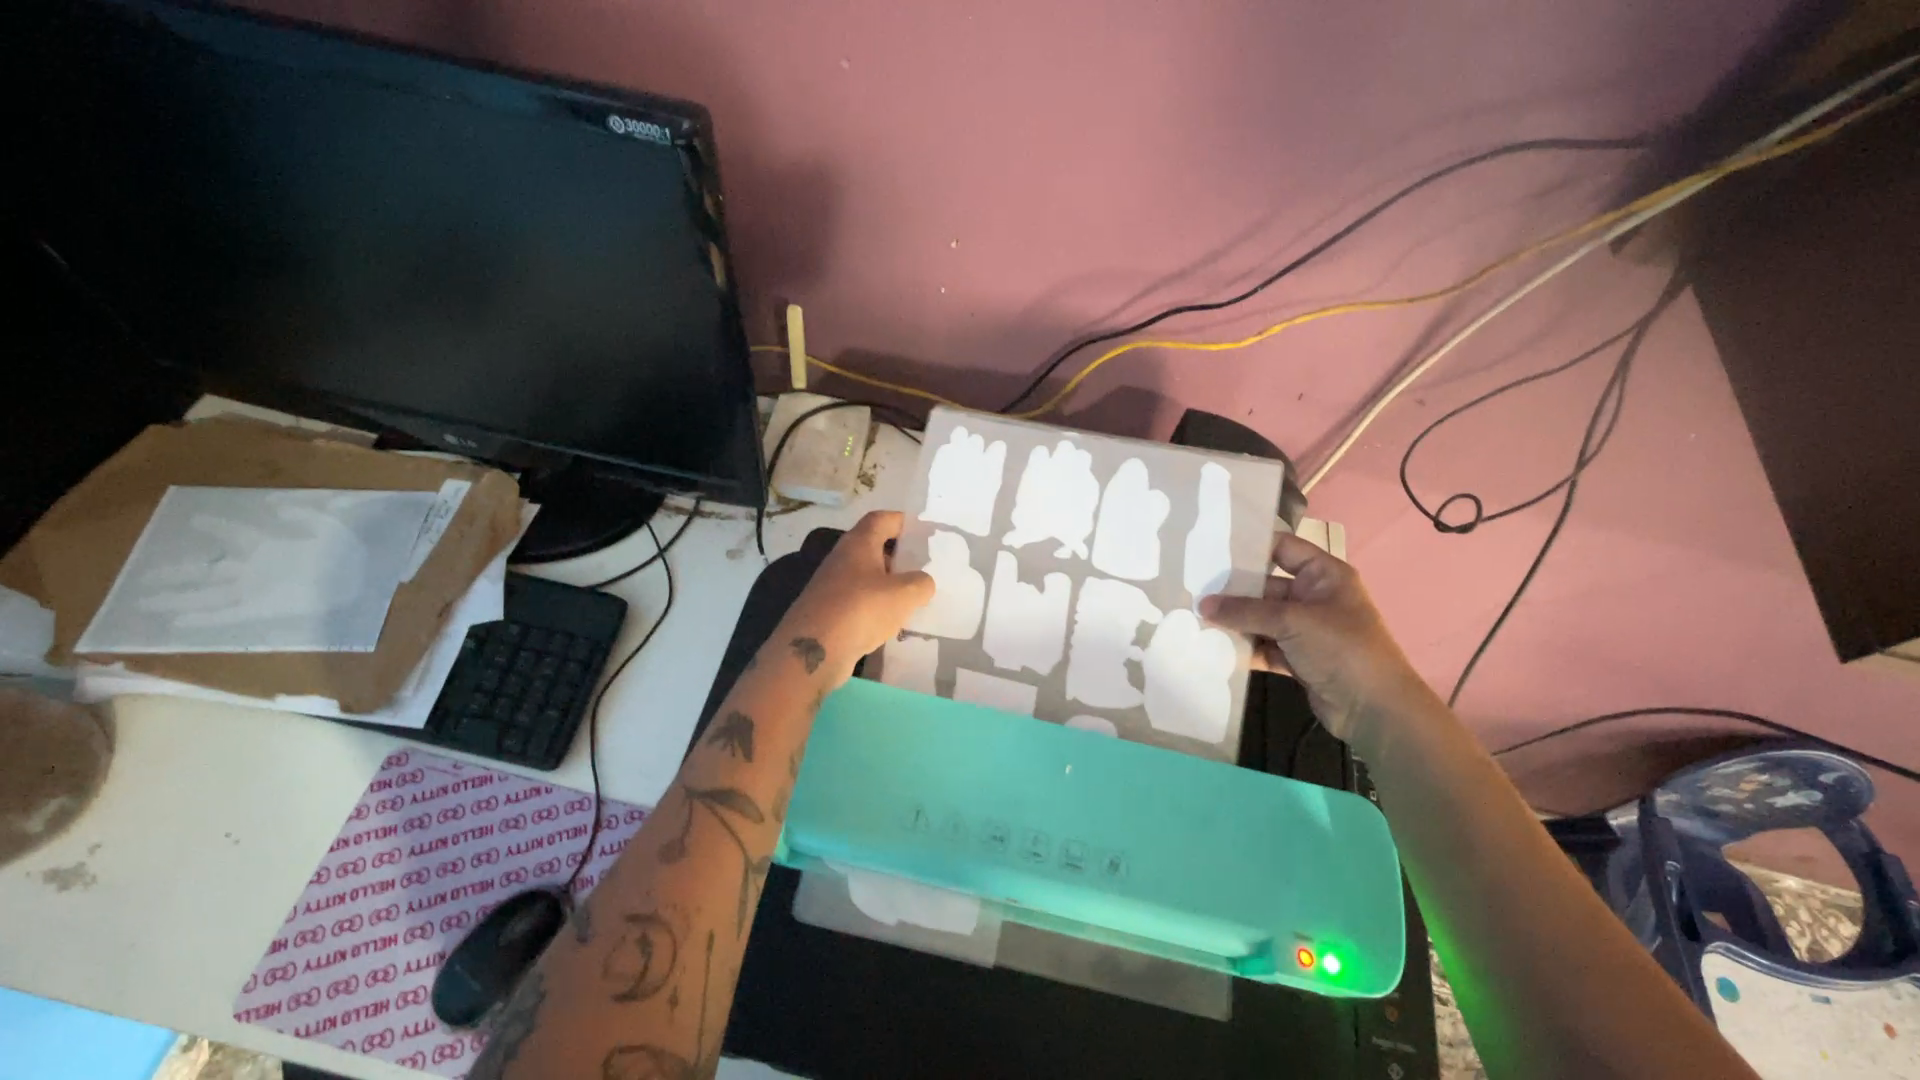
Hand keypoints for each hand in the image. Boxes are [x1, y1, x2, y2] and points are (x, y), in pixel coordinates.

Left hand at [776, 511, 935, 680]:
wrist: (814, 650)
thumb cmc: (861, 609)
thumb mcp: (904, 594)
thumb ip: (921, 583)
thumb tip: (922, 583)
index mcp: (858, 543)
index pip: (881, 519)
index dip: (902, 521)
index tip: (923, 532)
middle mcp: (843, 559)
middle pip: (874, 548)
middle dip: (899, 556)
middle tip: (925, 568)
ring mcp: (833, 586)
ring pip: (867, 577)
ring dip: (889, 585)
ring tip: (914, 598)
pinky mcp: (830, 612)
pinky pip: (860, 602)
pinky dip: (877, 608)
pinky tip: (893, 623)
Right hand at [1200, 533, 1439, 747]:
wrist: (1374, 708)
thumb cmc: (1341, 649)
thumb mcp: (1292, 621)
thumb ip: (1246, 611)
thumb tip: (1203, 604)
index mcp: (1324, 575)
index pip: (1283, 548)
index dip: (1251, 547)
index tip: (1212, 549)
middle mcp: (1315, 598)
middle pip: (1266, 586)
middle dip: (1233, 591)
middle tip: (1194, 588)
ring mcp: (1306, 630)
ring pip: (1262, 619)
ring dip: (1235, 622)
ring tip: (1196, 618)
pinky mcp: (1298, 659)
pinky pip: (1264, 647)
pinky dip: (1244, 648)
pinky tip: (1214, 648)